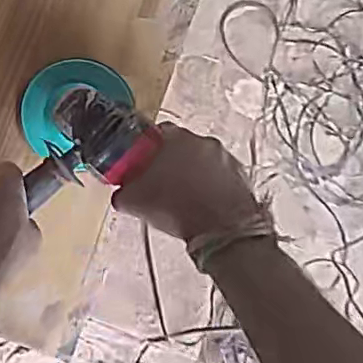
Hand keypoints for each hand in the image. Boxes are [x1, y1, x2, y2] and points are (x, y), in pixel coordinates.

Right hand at [111, 121, 266, 240]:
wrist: (223, 230)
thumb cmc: (179, 207)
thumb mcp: (133, 201)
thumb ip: (123, 191)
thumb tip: (121, 194)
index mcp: (173, 138)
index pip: (152, 132)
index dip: (142, 149)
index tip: (138, 162)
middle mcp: (201, 141)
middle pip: (178, 145)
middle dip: (167, 160)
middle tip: (156, 181)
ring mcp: (224, 157)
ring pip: (200, 159)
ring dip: (190, 172)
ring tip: (178, 196)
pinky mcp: (241, 175)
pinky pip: (218, 175)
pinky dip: (209, 185)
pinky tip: (198, 203)